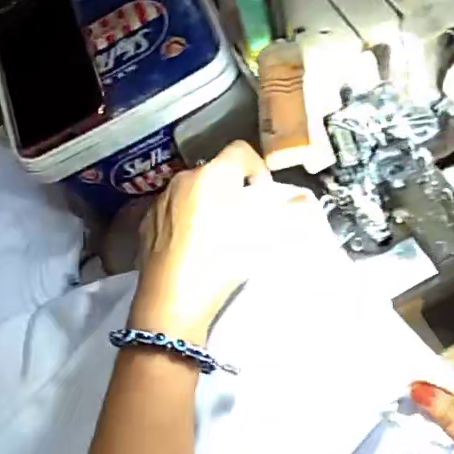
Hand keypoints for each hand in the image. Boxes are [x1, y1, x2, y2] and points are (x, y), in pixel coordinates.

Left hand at [128, 140, 271, 344]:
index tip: (263, 196)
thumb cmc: (222, 264)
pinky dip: (186, 221)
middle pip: (215, 172)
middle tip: (245, 220)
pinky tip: (193, 250)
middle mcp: (183, 179)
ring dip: (208, 205)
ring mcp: (160, 200)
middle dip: (232, 190)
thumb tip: (307, 200)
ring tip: (218, 238)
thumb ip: (290, 214)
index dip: (258, 169)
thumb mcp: (263, 239)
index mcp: (213, 175)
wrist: (173, 302)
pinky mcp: (146, 223)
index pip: (241, 151)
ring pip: (192, 192)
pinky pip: (173, 212)